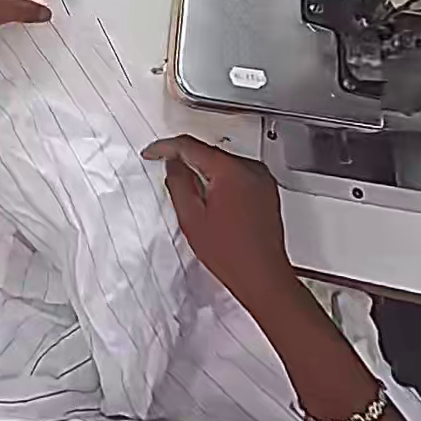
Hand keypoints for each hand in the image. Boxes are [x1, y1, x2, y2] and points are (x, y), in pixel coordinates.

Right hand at [142, 135, 296, 306]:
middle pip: (208, 152)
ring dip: (204, 169)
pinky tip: (213, 197)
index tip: (153, 152)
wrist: (262, 275)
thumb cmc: (232, 254)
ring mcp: (262, 178)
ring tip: (190, 191)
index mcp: (230, 171)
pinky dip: (221, 178)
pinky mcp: (267, 188)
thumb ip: (178, 183)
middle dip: (185, 158)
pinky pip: (238, 172)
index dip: (166, 147)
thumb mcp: (191, 218)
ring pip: (223, 161)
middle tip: (165, 167)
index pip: (190, 146)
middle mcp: (250, 169)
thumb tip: (173, 164)